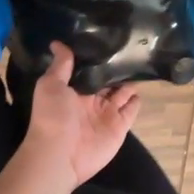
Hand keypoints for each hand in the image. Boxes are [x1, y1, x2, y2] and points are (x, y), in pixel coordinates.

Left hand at [20, 43, 142, 185]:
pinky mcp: (120, 126)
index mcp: (74, 89)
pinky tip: (143, 85)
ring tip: (141, 63)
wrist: (60, 154)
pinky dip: (137, 99)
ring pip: (123, 93)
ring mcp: (107, 113)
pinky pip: (131, 109)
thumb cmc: (52, 116)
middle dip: (117, 68)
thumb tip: (57, 42)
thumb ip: (60, 65)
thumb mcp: (50, 84)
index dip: (98, 58)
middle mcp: (92, 100)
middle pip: (109, 81)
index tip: (108, 40)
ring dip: (130, 81)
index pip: (89, 70)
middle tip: (132, 48)